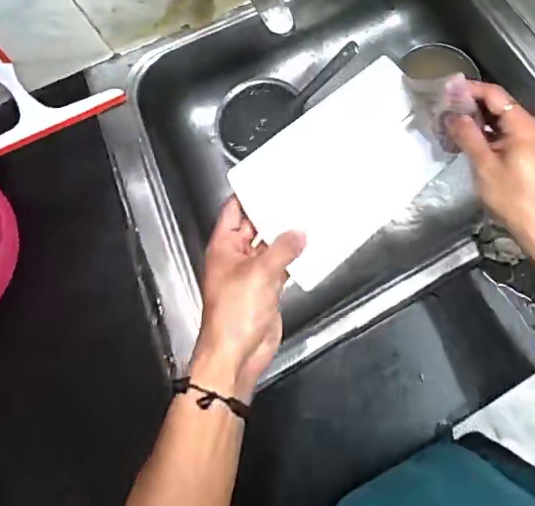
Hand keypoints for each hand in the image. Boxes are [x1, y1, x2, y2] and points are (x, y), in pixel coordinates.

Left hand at [192, 196, 304, 400]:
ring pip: (270, 247)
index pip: (234, 210)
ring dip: (286, 236)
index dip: (248, 193)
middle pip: (254, 227)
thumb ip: (283, 249)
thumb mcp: (260, 273)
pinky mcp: (266, 289)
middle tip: (296, 193)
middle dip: (272, 213)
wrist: (236, 357)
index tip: (268, 178)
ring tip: (308, 214)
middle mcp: (236, 256)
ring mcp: (252, 273)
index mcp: (224, 246)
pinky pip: (281, 266)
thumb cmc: (236, 311)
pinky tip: (311, 246)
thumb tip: (301, 232)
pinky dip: (293, 258)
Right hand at [446, 81, 534, 263]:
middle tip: (445, 108)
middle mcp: (534, 128)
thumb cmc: (515, 199)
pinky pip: (510, 134)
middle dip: (472, 104)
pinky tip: (472, 141)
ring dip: (480, 120)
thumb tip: (451, 114)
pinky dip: (490, 134)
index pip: (494, 94)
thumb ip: (468, 135)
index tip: (446, 90)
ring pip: (504, 120)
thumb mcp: (485, 167)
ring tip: (453, 124)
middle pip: (500, 105)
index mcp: (524, 126)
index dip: (469, 89)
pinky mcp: (534, 155)